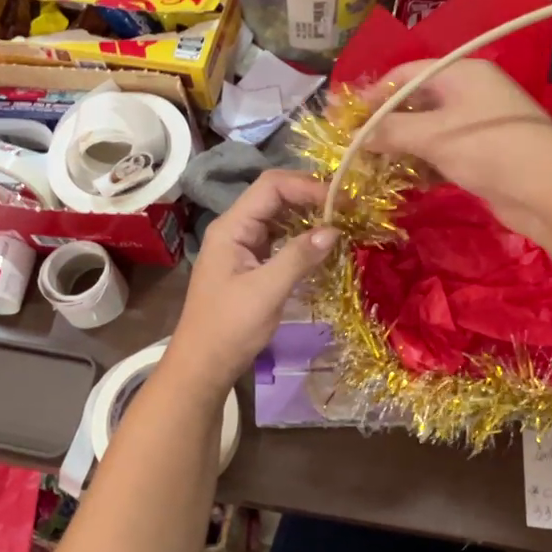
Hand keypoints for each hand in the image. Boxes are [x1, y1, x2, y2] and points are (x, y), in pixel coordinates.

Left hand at [166, 171, 337, 388]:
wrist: (203, 365)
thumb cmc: (230, 328)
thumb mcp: (266, 292)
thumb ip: (298, 257)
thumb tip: (333, 230)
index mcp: (231, 227)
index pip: (271, 187)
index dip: (307, 186)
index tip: (341, 201)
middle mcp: (235, 229)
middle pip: (275, 196)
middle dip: (310, 196)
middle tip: (347, 209)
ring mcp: (242, 246)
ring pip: (279, 217)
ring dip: (308, 216)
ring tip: (341, 223)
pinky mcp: (251, 264)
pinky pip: (279, 239)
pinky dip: (301, 237)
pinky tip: (322, 245)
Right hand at [354, 59, 551, 233]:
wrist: (550, 193)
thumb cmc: (490, 149)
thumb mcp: (433, 136)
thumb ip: (390, 129)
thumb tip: (355, 132)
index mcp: (461, 72)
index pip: (405, 75)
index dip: (371, 94)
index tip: (341, 116)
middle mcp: (470, 92)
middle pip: (415, 101)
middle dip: (383, 123)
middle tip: (351, 144)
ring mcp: (477, 124)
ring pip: (426, 130)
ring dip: (399, 146)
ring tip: (368, 165)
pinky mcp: (482, 155)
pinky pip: (440, 152)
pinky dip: (420, 163)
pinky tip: (401, 180)